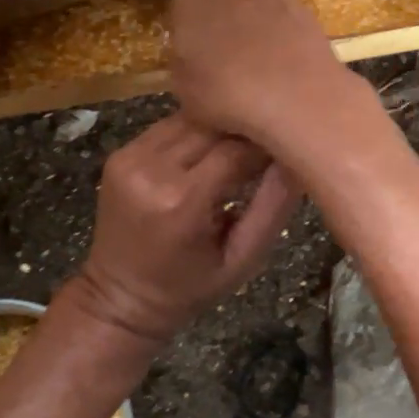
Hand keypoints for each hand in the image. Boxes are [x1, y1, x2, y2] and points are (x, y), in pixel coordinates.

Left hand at [70, 115, 300, 342]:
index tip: (287, 147)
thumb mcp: (243, 258)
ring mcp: (130, 158)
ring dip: (220, 127)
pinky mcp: (119, 153)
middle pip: (214, 127)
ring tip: (239, 147)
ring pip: (192, 118)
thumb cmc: (189, 286)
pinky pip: (170, 126)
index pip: (238, 149)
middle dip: (244, 133)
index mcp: (182, 201)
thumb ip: (274, 206)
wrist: (118, 299)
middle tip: (268, 145)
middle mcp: (151, 170)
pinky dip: (194, 132)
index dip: (266, 144)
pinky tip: (207, 151)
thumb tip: (300, 158)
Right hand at [169, 0, 369, 148]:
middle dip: (217, 20)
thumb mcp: (183, 90)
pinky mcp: (299, 3)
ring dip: (249, 22)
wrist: (293, 95)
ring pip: (249, 2)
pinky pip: (279, 13)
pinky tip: (283, 56)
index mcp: (191, 1)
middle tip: (224, 56)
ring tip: (257, 60)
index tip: (193, 56)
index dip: (186, 33)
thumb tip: (191, 55)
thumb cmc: (226, 95)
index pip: (180, 9)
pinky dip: (278, 28)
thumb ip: (182, 62)